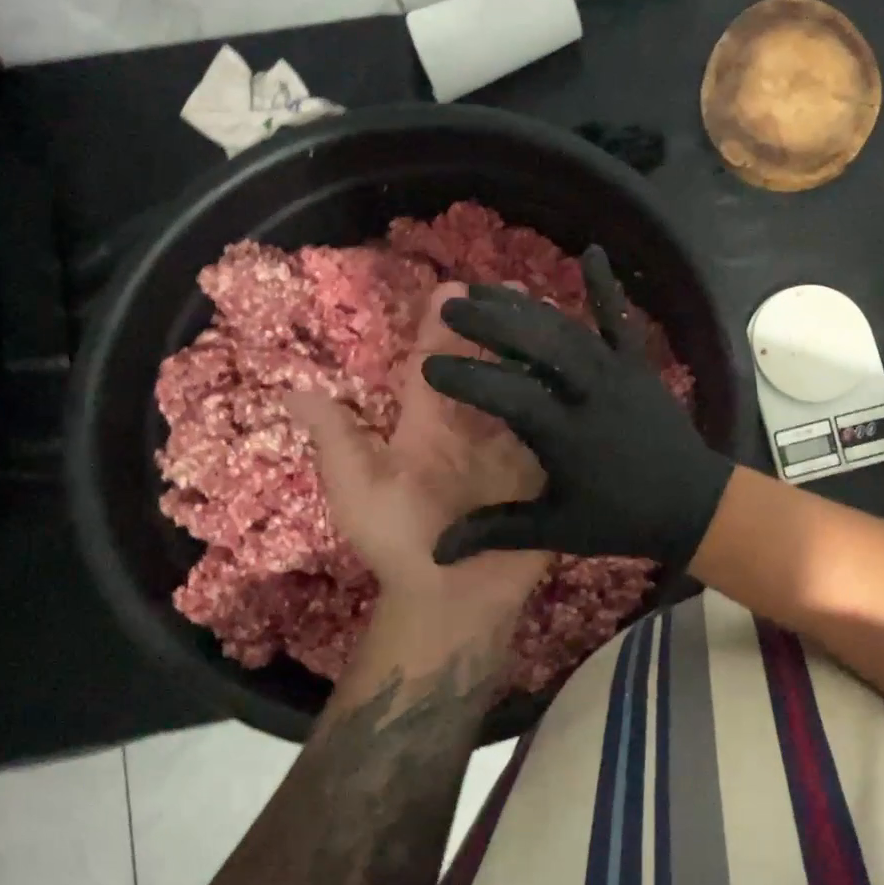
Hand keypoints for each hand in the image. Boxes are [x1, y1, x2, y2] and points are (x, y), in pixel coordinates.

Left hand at [287, 283, 549, 668]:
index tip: (456, 284)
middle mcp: (473, 428)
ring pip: (527, 391)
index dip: (443, 325)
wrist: (450, 600)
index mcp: (428, 424)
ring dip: (541, 356)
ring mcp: (512, 450)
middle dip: (502, 327)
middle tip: (523, 291)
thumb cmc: (399, 543)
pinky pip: (557, 432)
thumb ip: (336, 440)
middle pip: (489, 366)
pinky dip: (569, 403)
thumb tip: (294, 388)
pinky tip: (589, 374)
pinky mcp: (543, 473)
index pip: (436, 362)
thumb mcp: (358, 490)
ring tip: (562, 321)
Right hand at [422, 245, 734, 567]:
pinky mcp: (639, 365)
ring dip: (525, 306)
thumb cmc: (622, 520)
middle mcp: (590, 393)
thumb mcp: (557, 530)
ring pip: (567, 328)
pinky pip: (619, 322)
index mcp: (566, 434)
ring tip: (487, 289)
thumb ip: (497, 531)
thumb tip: (436, 552)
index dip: (467, 378)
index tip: (429, 367)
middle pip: (535, 345)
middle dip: (491, 322)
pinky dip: (605, 288)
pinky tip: (591, 252)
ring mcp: (617, 373)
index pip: (507, 395)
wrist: (692, 504)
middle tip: (453, 306)